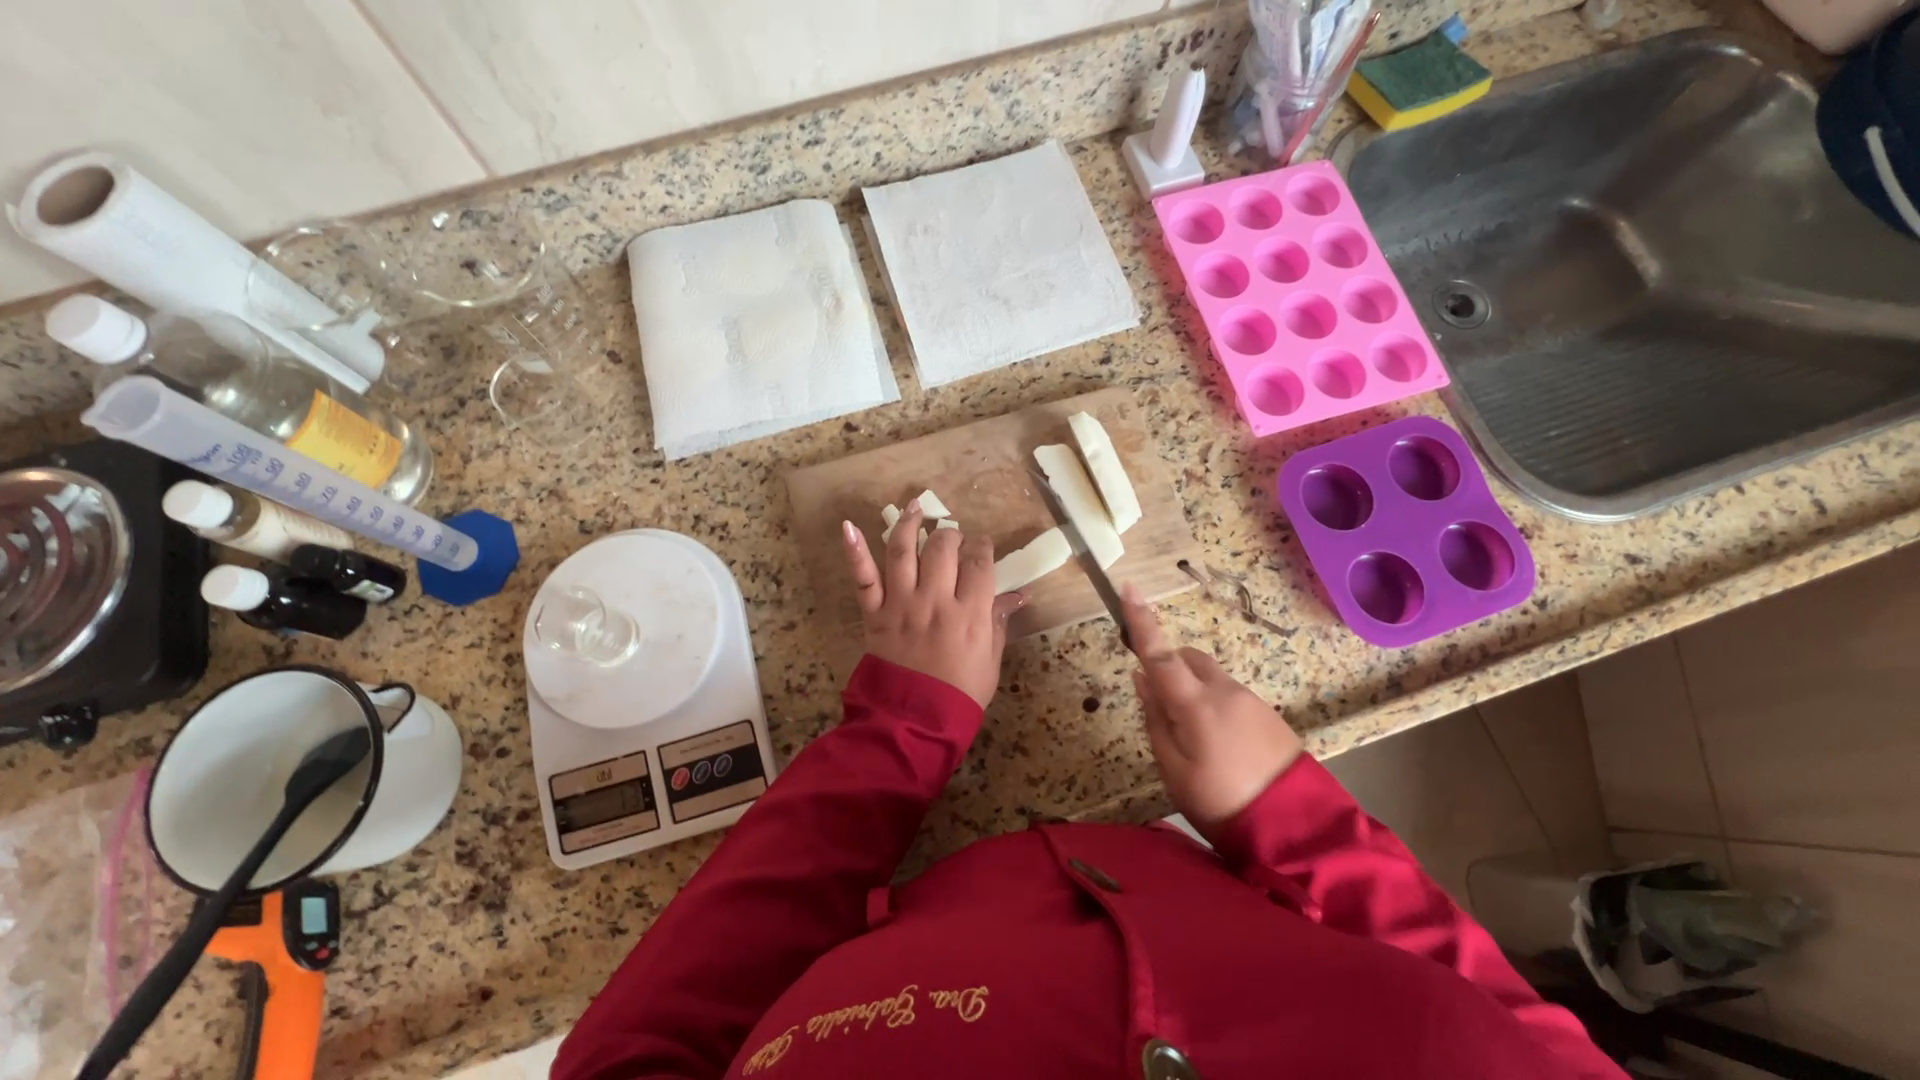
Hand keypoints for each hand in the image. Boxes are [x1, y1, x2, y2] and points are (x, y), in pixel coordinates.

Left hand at [843, 502, 1026, 708]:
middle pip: (944, 548)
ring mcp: (901, 604)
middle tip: (952, 538)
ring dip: (909, 525)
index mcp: (970, 613)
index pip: (980, 562)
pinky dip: (854, 551)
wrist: (914, 721)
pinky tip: (848, 527)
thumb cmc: (960, 695)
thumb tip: (1018, 595)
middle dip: (951, 535)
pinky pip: (863, 578)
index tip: (983, 546)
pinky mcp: (875, 615)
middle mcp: (936, 600)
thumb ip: (1000, 623)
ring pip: (904, 551)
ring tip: (915, 509)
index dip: (983, 547)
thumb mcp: (991, 661)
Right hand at [1122, 586, 1303, 838]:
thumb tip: (1143, 679)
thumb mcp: (1172, 768)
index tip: (1129, 588)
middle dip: (1168, 666)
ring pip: (1209, 677)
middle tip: (1159, 707)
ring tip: (1192, 738)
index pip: (1160, 654)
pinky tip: (1218, 743)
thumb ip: (1155, 719)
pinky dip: (1214, 703)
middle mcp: (1224, 690)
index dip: (1141, 622)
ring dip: (1192, 689)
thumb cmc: (1218, 801)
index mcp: (1195, 704)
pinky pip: (1229, 694)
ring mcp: (1250, 699)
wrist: (1291, 824)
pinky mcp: (1267, 713)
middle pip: (1187, 659)